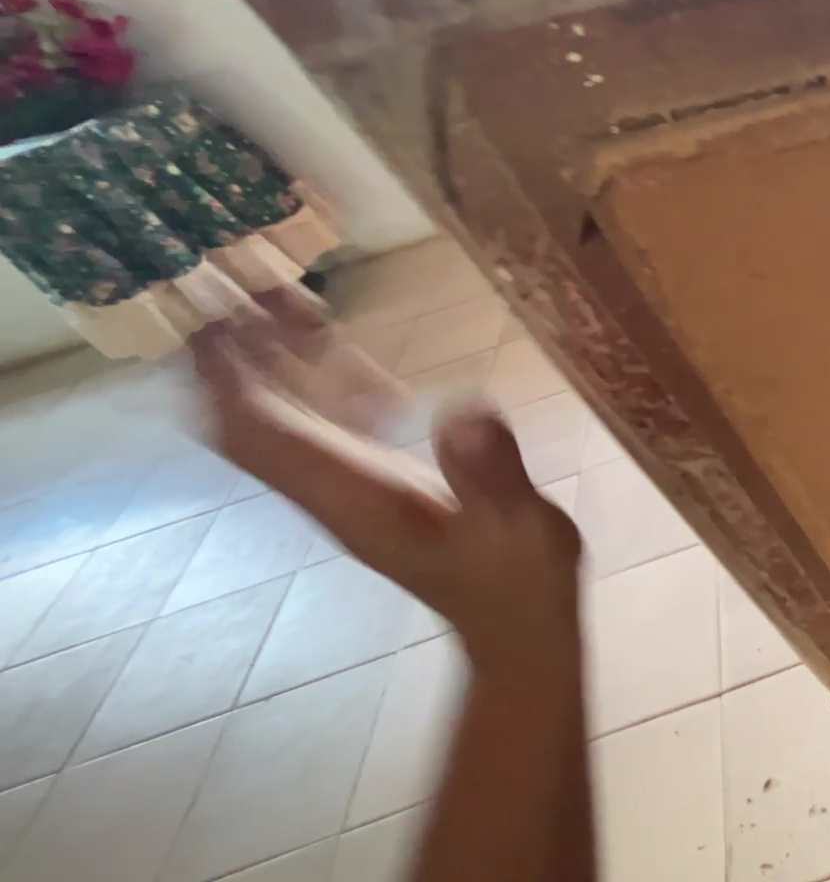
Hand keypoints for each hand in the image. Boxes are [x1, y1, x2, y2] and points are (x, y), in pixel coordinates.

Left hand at [192, 321, 583, 671]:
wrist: (515, 627)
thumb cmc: (519, 580)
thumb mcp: (518, 524)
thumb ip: (491, 473)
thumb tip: (466, 407)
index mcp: (356, 496)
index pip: (259, 432)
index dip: (228, 375)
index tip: (221, 315)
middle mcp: (337, 492)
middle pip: (253, 423)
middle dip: (243, 358)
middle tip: (262, 290)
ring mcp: (353, 494)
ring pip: (283, 427)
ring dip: (278, 369)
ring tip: (300, 307)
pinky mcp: (378, 493)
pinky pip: (325, 437)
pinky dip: (326, 395)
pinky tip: (365, 374)